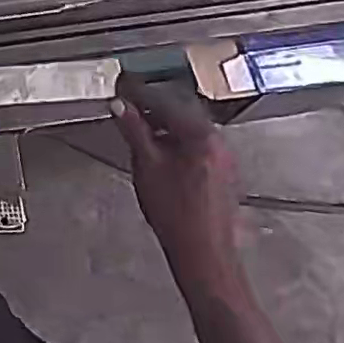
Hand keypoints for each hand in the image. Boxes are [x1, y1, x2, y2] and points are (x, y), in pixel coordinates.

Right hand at [108, 73, 241, 276]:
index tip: (123, 89)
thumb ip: (134, 131)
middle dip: (153, 108)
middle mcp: (218, 140)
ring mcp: (223, 156)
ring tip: (140, 129)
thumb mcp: (147, 166)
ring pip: (189, 129)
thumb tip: (120, 107)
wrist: (203, 253)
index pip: (165, 102)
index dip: (139, 94)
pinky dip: (176, 141)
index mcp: (201, 134)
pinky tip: (160, 151)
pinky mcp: (222, 171)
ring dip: (164, 125)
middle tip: (129, 105)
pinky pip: (197, 144)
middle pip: (180, 112)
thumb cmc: (176, 214)